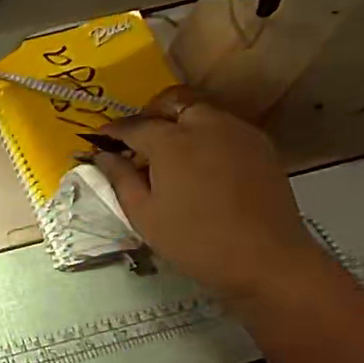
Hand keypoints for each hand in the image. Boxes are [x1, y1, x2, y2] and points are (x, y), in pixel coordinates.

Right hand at [94, 86, 330, 311]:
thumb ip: (120, 178)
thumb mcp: (144, 215)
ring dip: (178, 123)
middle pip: (170, 103)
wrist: (266, 259)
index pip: (133, 126)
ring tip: (169, 155)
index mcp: (171, 141)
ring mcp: (237, 131)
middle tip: (136, 143)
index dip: (111, 132)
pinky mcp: (260, 145)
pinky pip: (223, 127)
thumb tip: (102, 156)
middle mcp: (205, 124)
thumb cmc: (195, 241)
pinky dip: (204, 135)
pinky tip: (200, 166)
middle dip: (149, 115)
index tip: (97, 140)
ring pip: (200, 111)